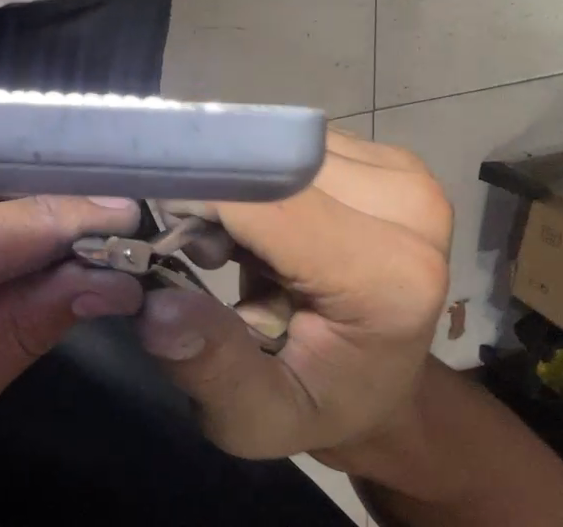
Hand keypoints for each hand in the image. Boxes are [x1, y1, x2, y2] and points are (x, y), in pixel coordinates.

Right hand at [136, 130, 451, 464]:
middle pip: (260, 162)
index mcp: (387, 280)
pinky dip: (255, 177)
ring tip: (232, 243)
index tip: (154, 232)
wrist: (386, 392)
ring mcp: (402, 179)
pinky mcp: (387, 161)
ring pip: (267, 145)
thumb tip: (159, 306)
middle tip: (197, 249)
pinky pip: (284, 144)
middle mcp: (407, 214)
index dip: (190, 199)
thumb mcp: (257, 419)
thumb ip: (211, 369)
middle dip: (208, 193)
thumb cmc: (320, 404)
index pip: (260, 200)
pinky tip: (262, 223)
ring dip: (231, 184)